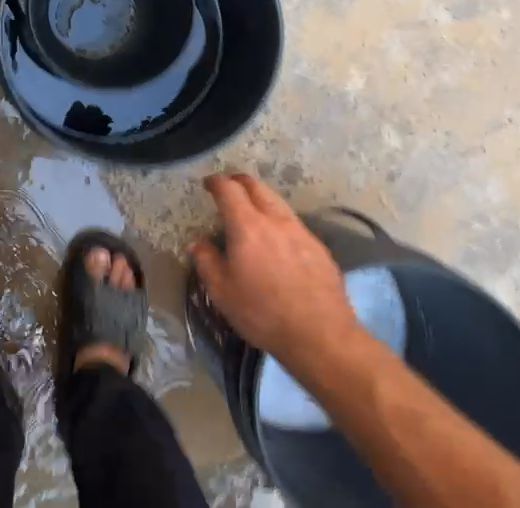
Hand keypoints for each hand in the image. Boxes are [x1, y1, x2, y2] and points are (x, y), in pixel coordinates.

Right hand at [188, 174, 361, 370]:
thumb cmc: (263, 313)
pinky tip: (278, 240)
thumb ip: (206, 262)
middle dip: (240, 182)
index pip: (229, 190)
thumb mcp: (222, 292)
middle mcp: (276, 221)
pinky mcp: (320, 249)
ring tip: (252, 210)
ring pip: (278, 203)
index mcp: (247, 226)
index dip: (216, 182)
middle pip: (257, 187)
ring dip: (261, 198)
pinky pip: (295, 224)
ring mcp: (302, 233)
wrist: (321, 336)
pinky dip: (279, 221)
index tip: (208, 183)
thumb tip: (198, 243)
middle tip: (229, 187)